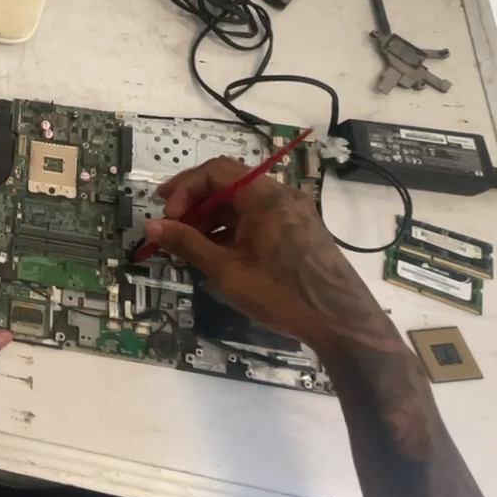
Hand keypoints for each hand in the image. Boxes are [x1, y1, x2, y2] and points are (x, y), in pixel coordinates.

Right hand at [146, 156, 391, 355]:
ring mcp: (292, 212)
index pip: (214, 171)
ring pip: (240, 201)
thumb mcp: (226, 270)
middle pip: (227, 182)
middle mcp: (280, 196)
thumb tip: (152, 226)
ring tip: (190, 242)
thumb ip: (186, 243)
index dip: (184, 188)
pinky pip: (256, 216)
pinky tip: (217, 251)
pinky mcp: (298, 230)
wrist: (344, 325)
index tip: (168, 216)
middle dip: (194, 200)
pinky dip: (231, 226)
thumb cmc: (283, 294)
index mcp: (264, 197)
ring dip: (210, 215)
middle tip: (171, 223)